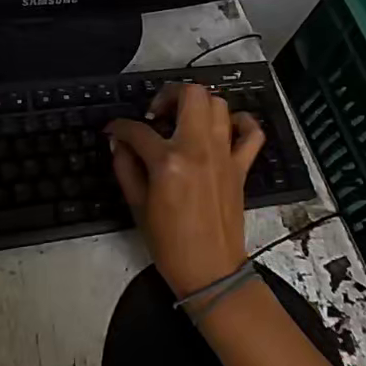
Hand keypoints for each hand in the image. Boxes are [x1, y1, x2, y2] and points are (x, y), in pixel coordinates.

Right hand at [106, 83, 265, 296]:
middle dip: (167, 94)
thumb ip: (125, 167)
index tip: (114, 130)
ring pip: (218, 103)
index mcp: (168, 162)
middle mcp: (199, 150)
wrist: (210, 271)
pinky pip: (252, 132)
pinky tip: (225, 128)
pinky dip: (241, 122)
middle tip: (155, 112)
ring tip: (183, 119)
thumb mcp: (137, 205)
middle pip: (189, 94)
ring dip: (198, 104)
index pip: (138, 129)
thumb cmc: (172, 245)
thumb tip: (119, 143)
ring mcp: (224, 155)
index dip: (119, 127)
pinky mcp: (240, 166)